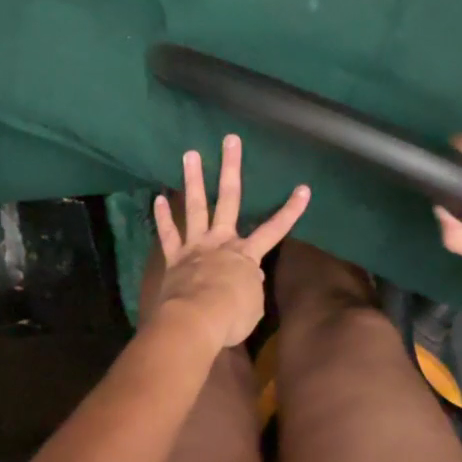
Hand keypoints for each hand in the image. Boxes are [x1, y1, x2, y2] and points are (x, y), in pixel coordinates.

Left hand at [153, 134, 309, 349]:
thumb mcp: (253, 307)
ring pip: (196, 206)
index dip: (291, 210)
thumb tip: (249, 276)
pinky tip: (158, 198)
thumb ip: (252, 287)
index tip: (303, 189)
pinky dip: (163, 216)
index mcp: (246, 254)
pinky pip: (168, 233)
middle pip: (228, 198)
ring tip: (190, 153)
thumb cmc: (231, 317)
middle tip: (229, 139)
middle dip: (230, 167)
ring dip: (193, 179)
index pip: (275, 230)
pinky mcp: (174, 257)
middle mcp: (221, 242)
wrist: (195, 321)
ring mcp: (196, 246)